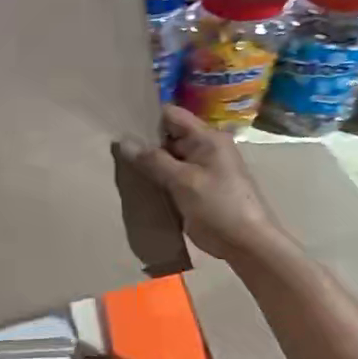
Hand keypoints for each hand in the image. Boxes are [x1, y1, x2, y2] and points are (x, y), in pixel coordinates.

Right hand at [118, 105, 291, 263]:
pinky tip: (133, 180)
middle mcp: (204, 148)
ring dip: (146, 161)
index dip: (147, 118)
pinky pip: (169, 175)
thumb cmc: (219, 205)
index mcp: (207, 138)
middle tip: (112, 146)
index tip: (120, 123)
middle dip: (143, 141)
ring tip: (116, 162)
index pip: (172, 116)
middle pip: (167, 136)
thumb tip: (122, 141)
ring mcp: (199, 169)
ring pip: (166, 157)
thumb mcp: (183, 180)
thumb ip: (152, 160)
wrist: (245, 243)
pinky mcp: (193, 187)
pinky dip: (154, 176)